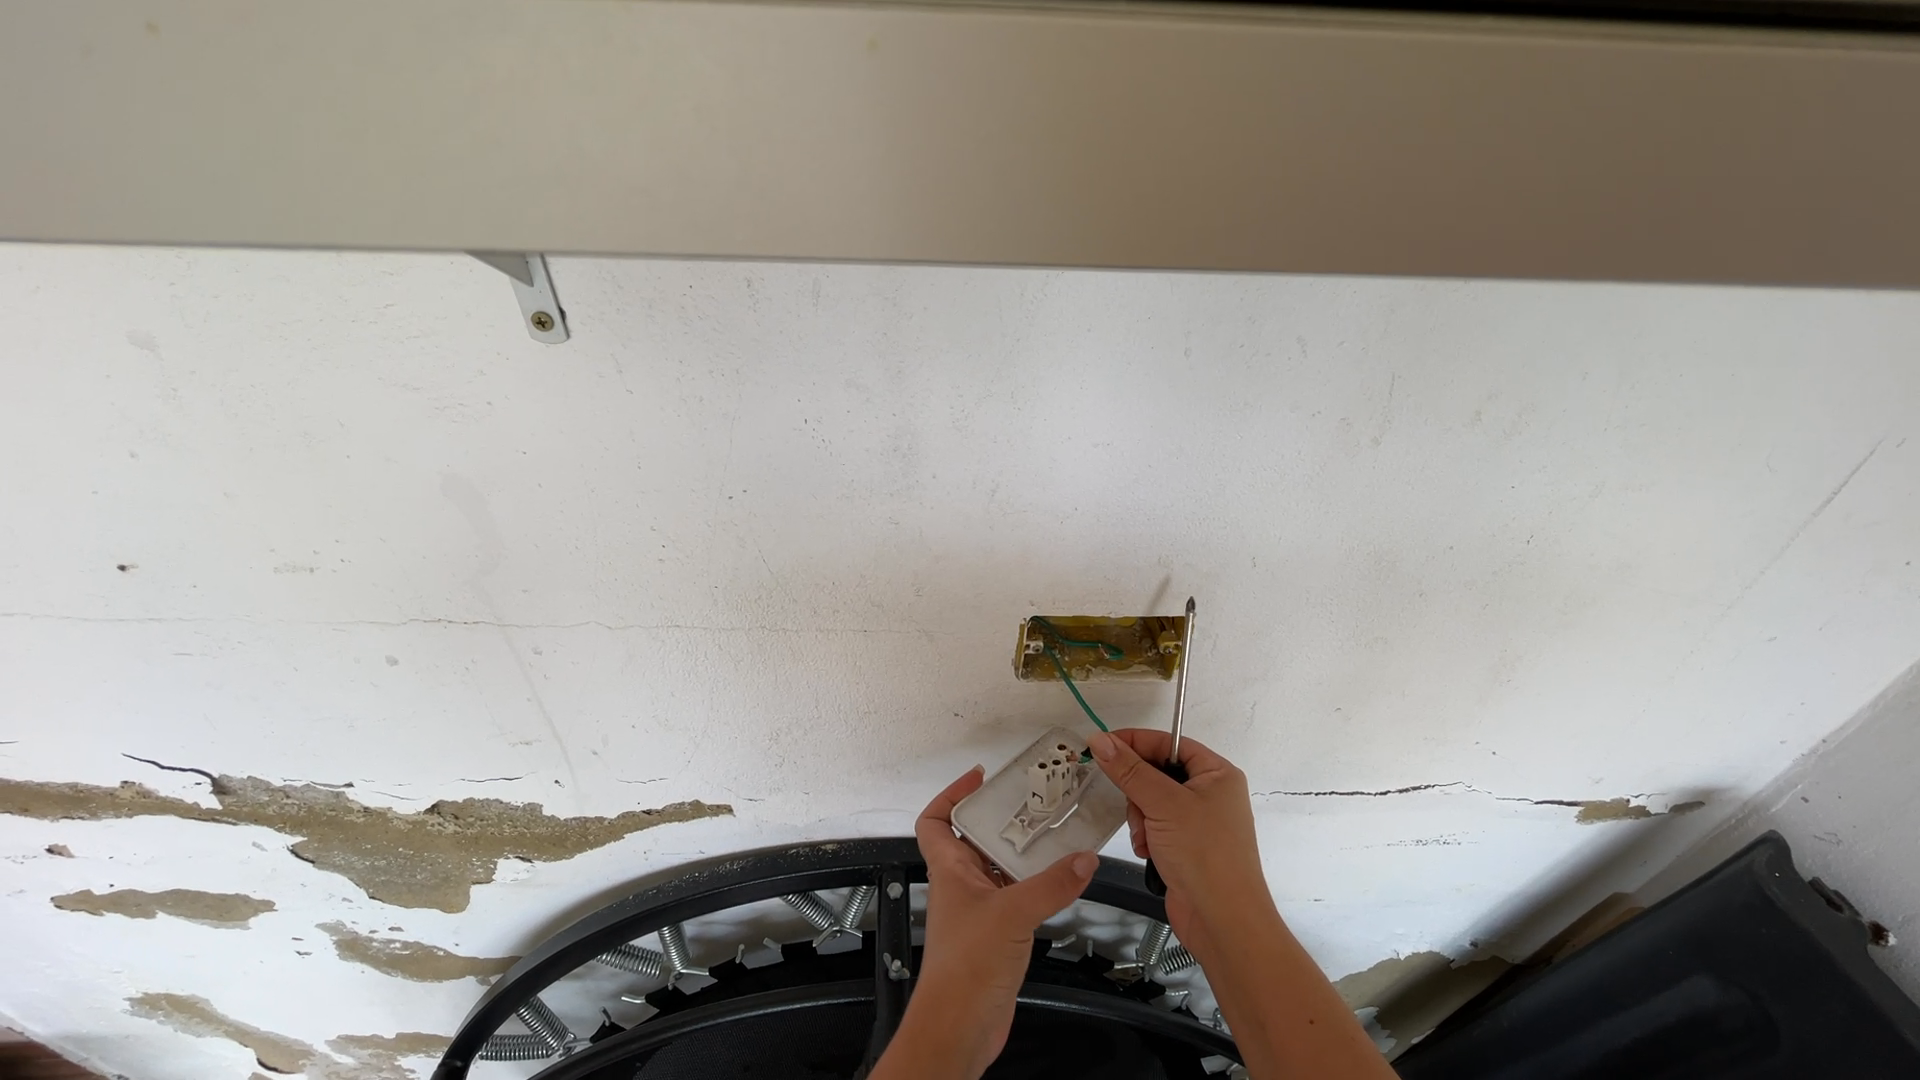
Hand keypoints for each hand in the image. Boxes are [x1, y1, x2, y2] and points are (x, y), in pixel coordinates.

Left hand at [871, 766, 1098, 1079]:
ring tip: (1054, 833)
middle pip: (976, 838)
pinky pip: (1017, 895)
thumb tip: (1083, 860)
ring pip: (1000, 867)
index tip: (979, 777)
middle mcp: (962, 885)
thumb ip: (1051, 885)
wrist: (961, 1027)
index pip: (935, 820)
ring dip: (1023, 852)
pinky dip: (1036, 885)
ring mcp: (979, 910)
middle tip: (1033, 802)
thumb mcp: (1012, 914)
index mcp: (950, 870)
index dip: (951, 794)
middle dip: (1002, 819)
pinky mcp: (998, 933)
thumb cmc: (965, 969)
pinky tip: (1059, 880)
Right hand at [1086, 729, 1270, 961]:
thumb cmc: (1202, 854)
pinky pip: (1154, 824)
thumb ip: (1128, 770)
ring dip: (1140, 817)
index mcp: (1216, 773)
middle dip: (1138, 791)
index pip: (1169, 743)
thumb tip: (1099, 739)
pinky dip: (1145, 835)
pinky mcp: (1186, 845)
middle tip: (1135, 809)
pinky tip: (1148, 852)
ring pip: (1150, 800)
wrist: (1222, 920)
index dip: (1135, 742)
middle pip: (1157, 772)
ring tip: (1145, 838)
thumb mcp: (1163, 804)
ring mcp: (1198, 821)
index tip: (1101, 745)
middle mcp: (1210, 792)